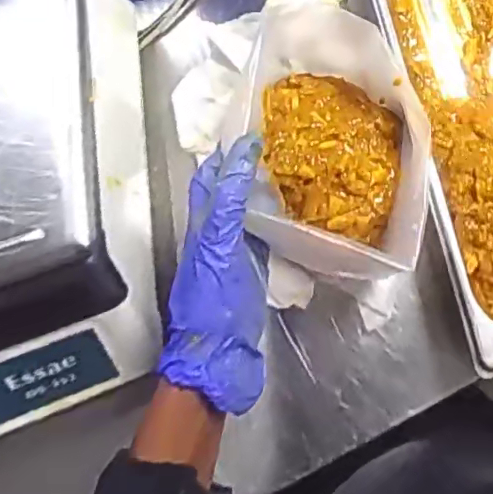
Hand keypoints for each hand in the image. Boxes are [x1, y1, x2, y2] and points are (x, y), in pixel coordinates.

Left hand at [158, 135, 266, 414]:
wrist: (219, 360)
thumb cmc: (216, 306)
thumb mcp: (220, 250)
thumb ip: (227, 207)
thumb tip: (236, 160)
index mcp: (202, 230)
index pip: (210, 182)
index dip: (225, 156)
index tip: (249, 133)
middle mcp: (216, 238)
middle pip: (226, 194)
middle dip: (244, 168)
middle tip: (272, 146)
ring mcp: (234, 256)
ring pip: (245, 213)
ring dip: (260, 190)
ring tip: (285, 171)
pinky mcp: (252, 273)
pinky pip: (262, 235)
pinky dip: (274, 217)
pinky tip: (290, 214)